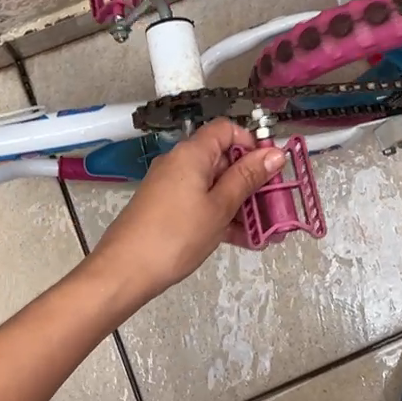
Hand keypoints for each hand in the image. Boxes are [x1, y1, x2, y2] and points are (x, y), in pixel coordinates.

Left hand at [90, 119, 282, 299]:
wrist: (125, 270)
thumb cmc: (176, 235)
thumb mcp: (219, 206)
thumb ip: (247, 179)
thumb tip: (274, 152)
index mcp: (192, 153)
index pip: (226, 130)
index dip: (251, 144)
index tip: (271, 169)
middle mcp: (181, 163)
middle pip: (223, 160)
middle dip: (252, 182)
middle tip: (277, 206)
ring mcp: (173, 187)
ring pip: (215, 186)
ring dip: (242, 205)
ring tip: (267, 232)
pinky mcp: (168, 209)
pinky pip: (202, 204)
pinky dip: (222, 217)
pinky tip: (245, 240)